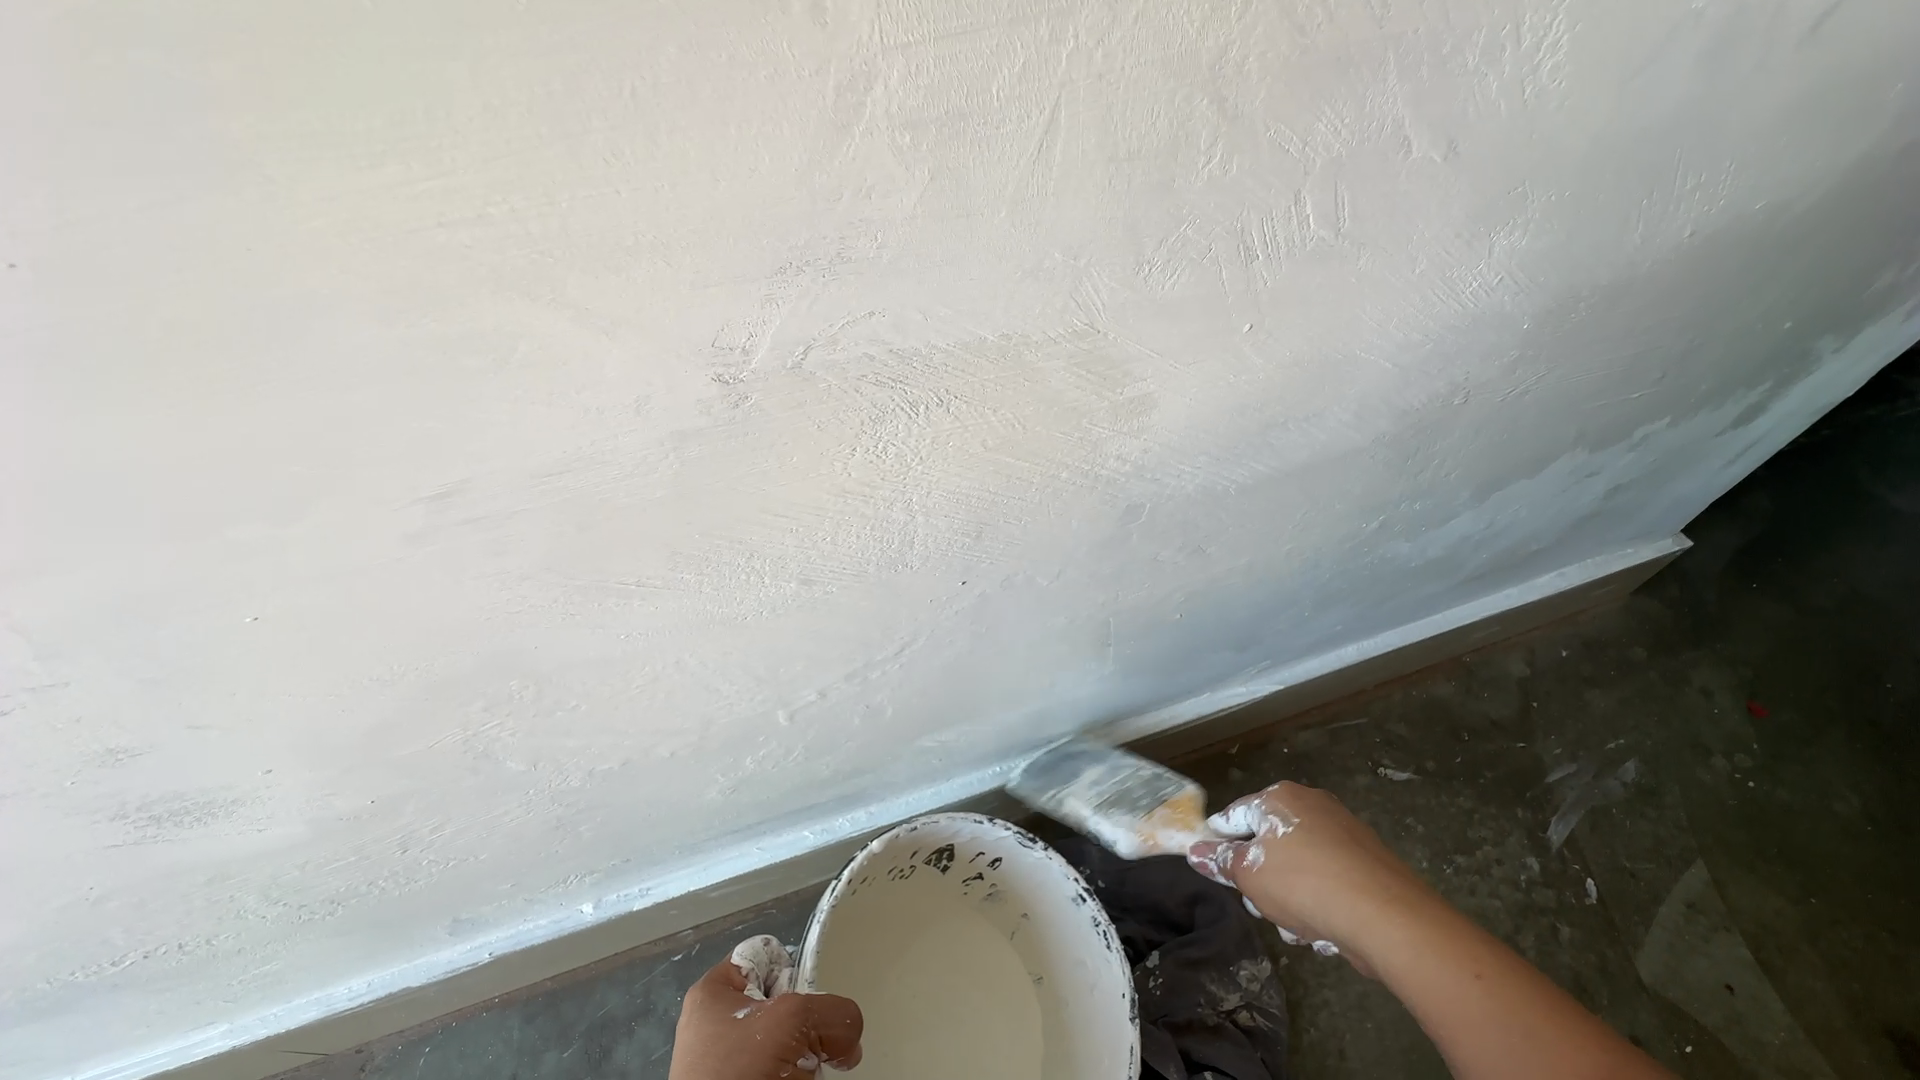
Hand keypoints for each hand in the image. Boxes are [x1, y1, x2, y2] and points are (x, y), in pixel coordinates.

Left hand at [668, 948, 862, 1079]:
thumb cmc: (739, 1069)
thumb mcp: (794, 1020)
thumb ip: (835, 1012)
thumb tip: (849, 1039)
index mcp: (715, 992)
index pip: (766, 957)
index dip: (793, 969)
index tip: (807, 994)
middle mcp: (719, 1024)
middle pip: (784, 1002)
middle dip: (808, 1022)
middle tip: (814, 1040)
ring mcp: (731, 1062)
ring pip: (789, 1043)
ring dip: (809, 1056)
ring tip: (808, 1071)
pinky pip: (787, 1073)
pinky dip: (802, 1078)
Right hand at [1187, 781, 1439, 974]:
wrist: (1386, 915)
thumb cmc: (1304, 884)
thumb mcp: (1249, 874)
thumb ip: (1221, 861)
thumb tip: (1196, 852)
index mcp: (1280, 797)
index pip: (1234, 815)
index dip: (1218, 840)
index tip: (1210, 865)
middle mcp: (1312, 804)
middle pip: (1268, 841)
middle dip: (1260, 877)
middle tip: (1260, 904)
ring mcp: (1344, 831)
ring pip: (1297, 865)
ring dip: (1290, 896)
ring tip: (1297, 925)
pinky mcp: (1367, 860)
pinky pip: (1327, 878)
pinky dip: (1320, 900)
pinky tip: (1324, 929)